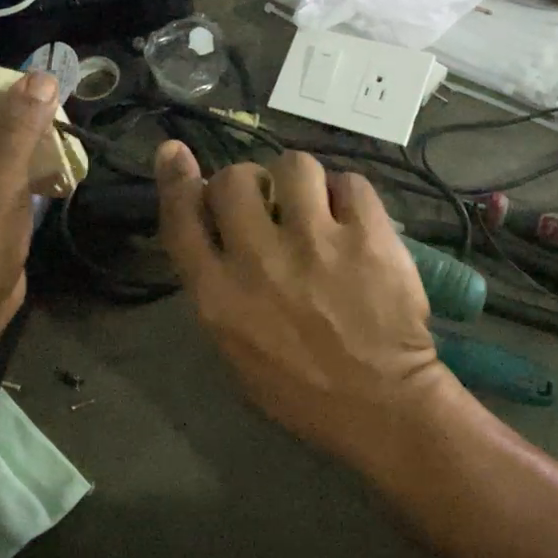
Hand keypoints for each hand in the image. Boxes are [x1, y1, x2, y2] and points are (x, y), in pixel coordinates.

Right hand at [154, 144, 449, 462]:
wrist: (382, 406)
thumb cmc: (302, 389)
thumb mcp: (237, 348)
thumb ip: (218, 287)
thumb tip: (211, 228)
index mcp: (220, 298)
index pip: (182, 222)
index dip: (175, 181)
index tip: (175, 152)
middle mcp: (260, 261)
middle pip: (235, 179)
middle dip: (247, 180)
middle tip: (267, 201)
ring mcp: (317, 243)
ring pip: (294, 165)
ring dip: (300, 181)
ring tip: (315, 205)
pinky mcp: (368, 235)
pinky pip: (349, 180)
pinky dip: (348, 194)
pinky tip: (353, 218)